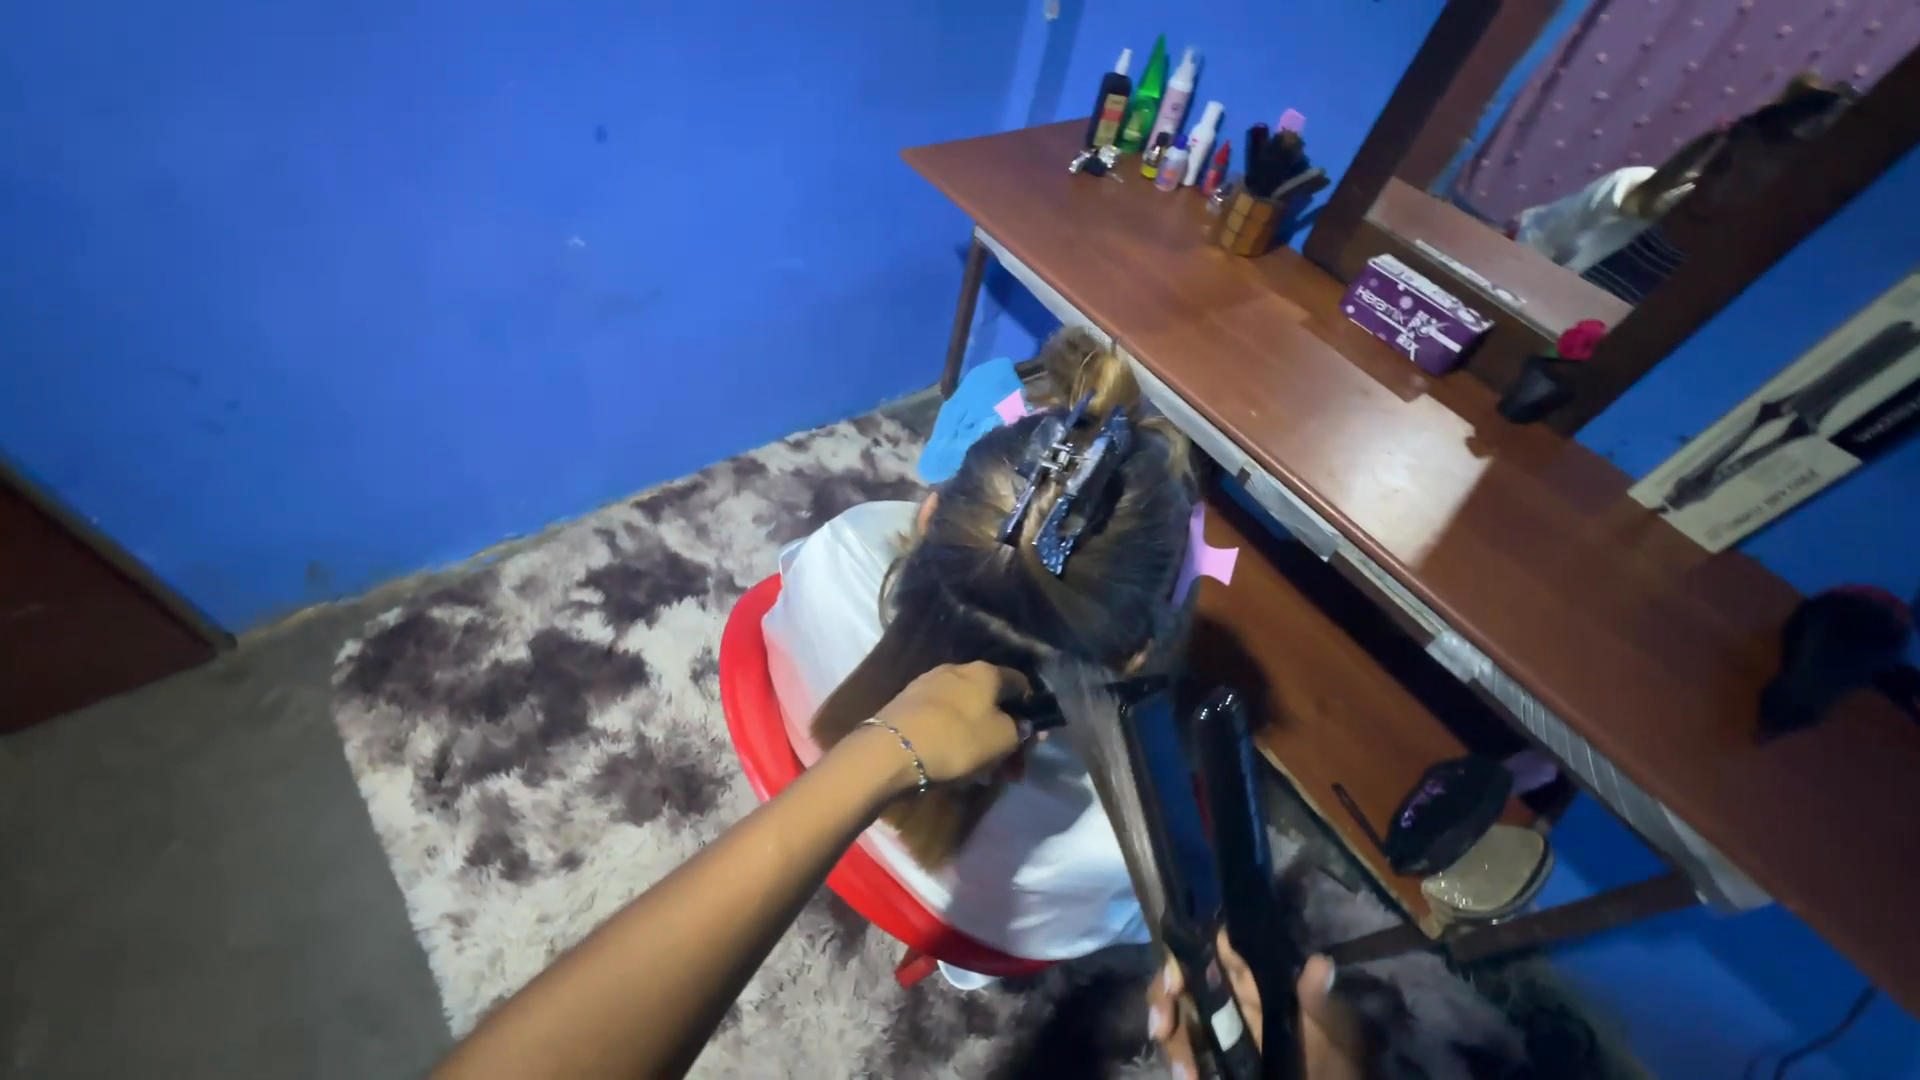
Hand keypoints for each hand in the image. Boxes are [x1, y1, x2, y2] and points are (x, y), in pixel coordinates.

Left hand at [870, 662, 1029, 785]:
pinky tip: (953, 764)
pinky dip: (954, 738)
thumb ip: (1020, 730)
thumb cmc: (956, 741)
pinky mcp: (908, 703)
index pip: (1021, 684)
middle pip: (992, 701)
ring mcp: (929, 684)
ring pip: (967, 712)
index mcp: (985, 672)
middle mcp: (957, 669)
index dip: (1032, 712)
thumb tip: (1022, 724)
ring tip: (981, 773)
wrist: (890, 750)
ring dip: (979, 739)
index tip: (1033, 741)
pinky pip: (943, 719)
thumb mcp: (1003, 740)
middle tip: (1009, 768)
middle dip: (1005, 734)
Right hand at [1147, 930, 1366, 1079]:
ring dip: (1171, 1036)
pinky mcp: (1211, 1055)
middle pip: (1181, 978)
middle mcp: (1227, 992)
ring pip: (1177, 1013)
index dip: (1184, 954)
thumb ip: (1317, 1001)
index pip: (1208, 947)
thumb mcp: (1332, 1032)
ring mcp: (1216, 1025)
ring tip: (1185, 1073)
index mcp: (1251, 975)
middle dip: (1164, 997)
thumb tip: (1322, 963)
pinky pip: (1184, 1048)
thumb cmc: (1334, 1062)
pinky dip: (1179, 1061)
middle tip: (1162, 1028)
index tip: (1176, 982)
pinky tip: (1187, 1078)